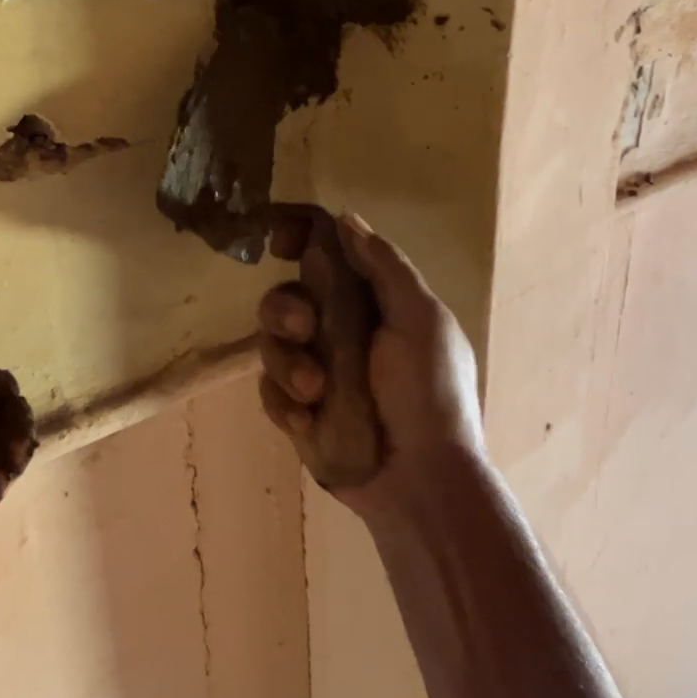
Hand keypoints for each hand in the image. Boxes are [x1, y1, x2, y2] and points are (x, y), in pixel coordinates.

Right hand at [256, 212, 482, 517]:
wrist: (418, 478)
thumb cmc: (429, 393)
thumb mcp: (421, 320)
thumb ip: (386, 266)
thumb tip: (345, 218)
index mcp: (370, 302)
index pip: (324, 257)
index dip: (298, 242)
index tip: (280, 241)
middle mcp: (337, 330)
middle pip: (284, 297)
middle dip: (286, 309)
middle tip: (307, 327)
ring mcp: (313, 370)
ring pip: (269, 343)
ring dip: (288, 362)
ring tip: (317, 391)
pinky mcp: (296, 409)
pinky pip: (267, 390)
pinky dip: (284, 402)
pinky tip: (307, 421)